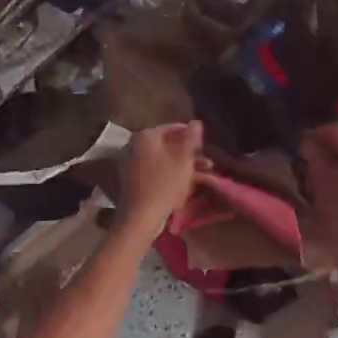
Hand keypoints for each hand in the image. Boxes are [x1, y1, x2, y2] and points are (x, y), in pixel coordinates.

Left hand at [119, 121, 205, 236]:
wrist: (141, 216)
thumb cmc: (165, 183)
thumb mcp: (183, 159)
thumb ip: (191, 138)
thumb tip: (196, 122)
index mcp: (146, 136)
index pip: (172, 128)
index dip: (191, 136)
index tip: (204, 146)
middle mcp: (135, 146)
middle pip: (167, 146)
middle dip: (188, 154)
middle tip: (206, 164)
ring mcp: (132, 164)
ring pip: (163, 161)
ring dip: (182, 166)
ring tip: (201, 176)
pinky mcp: (133, 181)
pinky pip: (155, 173)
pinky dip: (170, 176)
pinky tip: (183, 185)